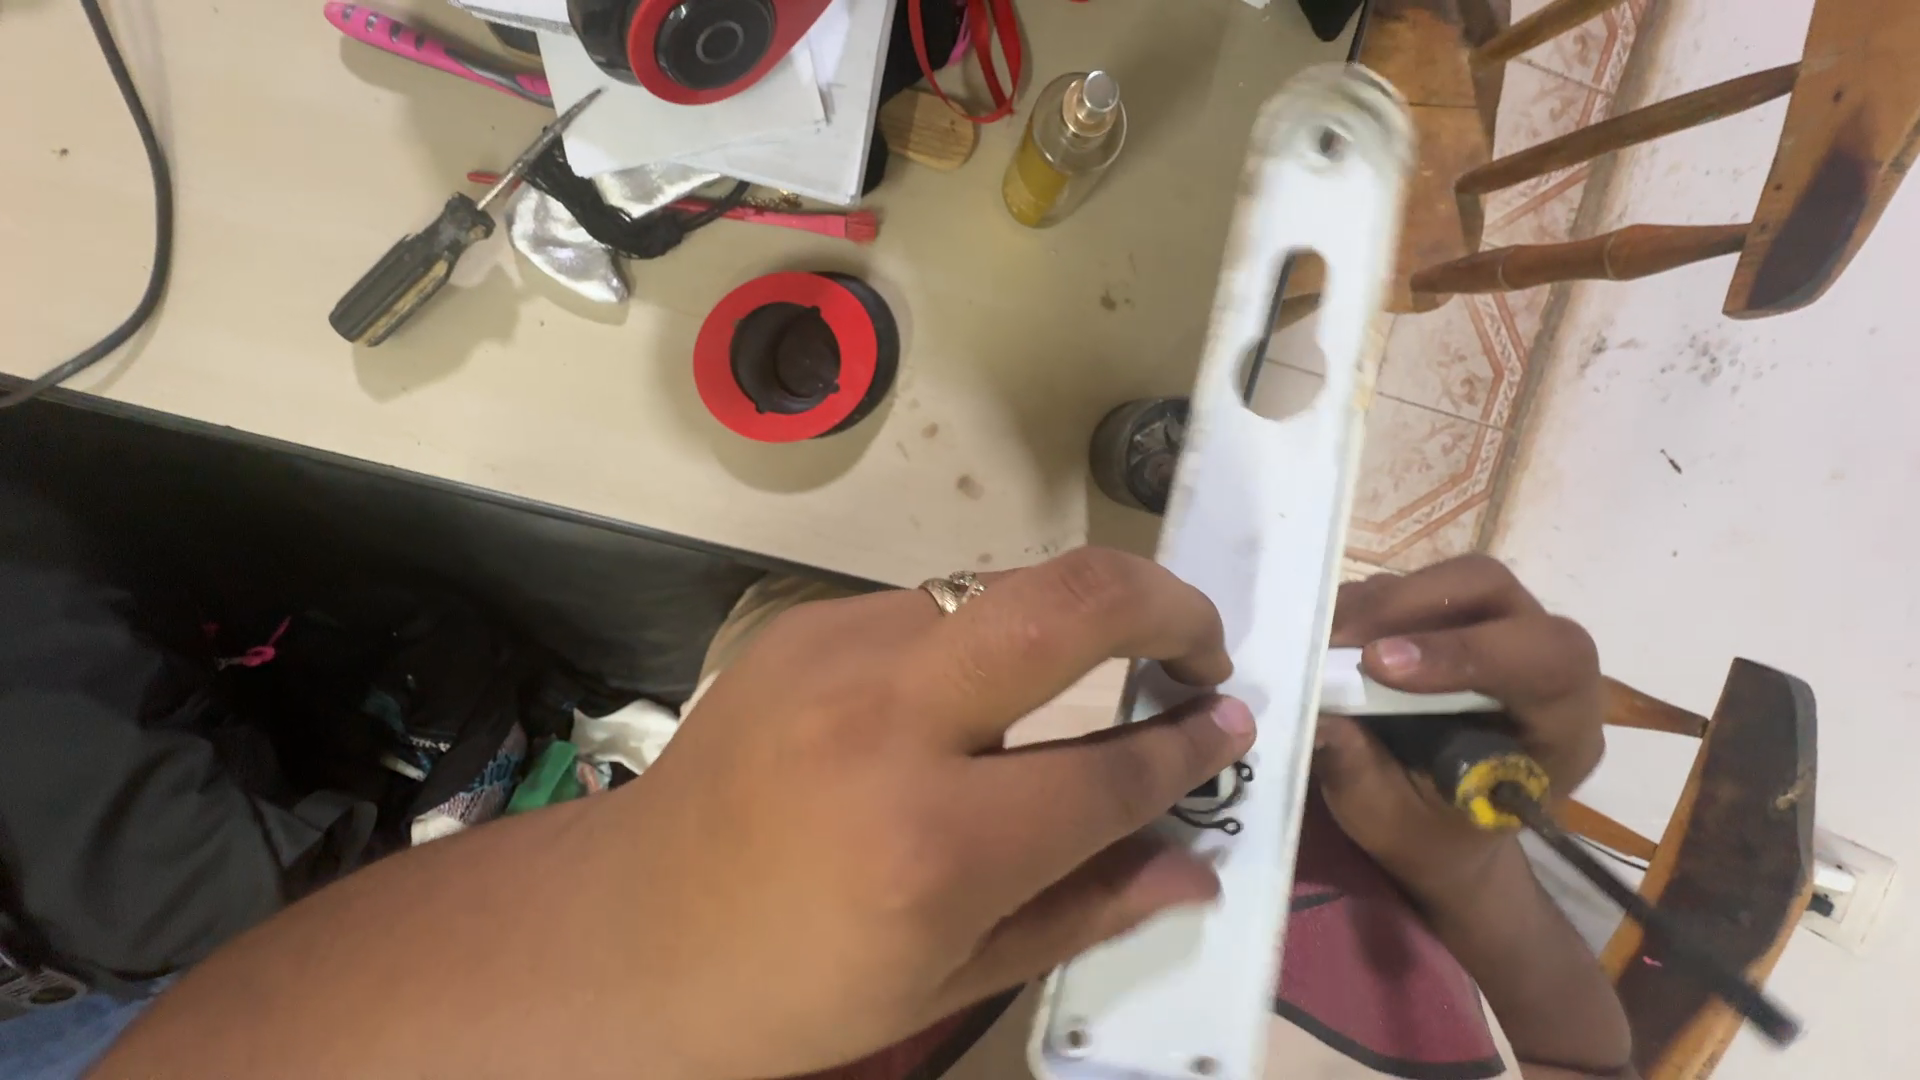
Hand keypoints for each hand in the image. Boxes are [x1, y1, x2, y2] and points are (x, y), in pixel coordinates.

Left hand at [617, 548, 1254, 1078]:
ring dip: (1073, 615)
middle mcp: (888, 721)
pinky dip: (987, 634)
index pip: (1107, 772)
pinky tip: (976, 687)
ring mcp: (837, 650)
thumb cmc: (796, 981)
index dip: (1187, 747)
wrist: (631, 925)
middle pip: (1066, 605)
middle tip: (1201, 642)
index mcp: (932, 844)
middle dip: (1164, 605)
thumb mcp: (953, 978)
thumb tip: (1198, 858)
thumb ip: (1089, 906)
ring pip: (1003, 587)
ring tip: (1096, 665)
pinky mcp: (805, 621)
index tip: (1228, 723)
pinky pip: (935, 607)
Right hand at [1313, 555, 1604, 910]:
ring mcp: (1484, 630)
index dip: (1465, 650)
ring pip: (1441, 580)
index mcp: (1557, 723)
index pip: (1547, 659)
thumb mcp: (1388, 820)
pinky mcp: (1436, 619)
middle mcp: (1532, 659)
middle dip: (1409, 604)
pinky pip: (1399, 588)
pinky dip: (1356, 608)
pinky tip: (1325, 642)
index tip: (1378, 666)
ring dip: (1373, 606)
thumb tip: (1316, 713)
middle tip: (1338, 641)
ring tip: (1320, 645)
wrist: (1434, 827)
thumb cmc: (1429, 832)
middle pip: (1491, 589)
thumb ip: (1358, 770)